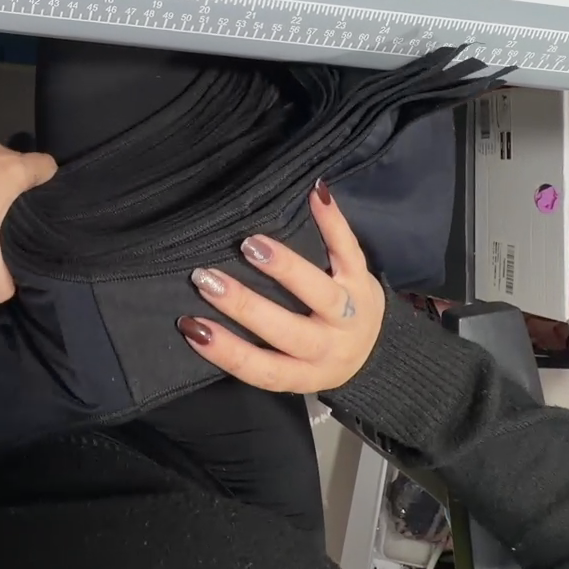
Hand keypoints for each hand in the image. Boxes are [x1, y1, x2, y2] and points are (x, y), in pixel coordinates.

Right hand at [176, 183, 385, 392]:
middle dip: (244, 305)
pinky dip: (333, 223)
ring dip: (285, 267)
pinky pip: (350, 251)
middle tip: (206, 277)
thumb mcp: (288, 363)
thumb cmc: (313, 351)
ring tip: (251, 245)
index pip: (260, 368)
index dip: (226, 350)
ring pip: (320, 293)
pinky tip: (316, 195)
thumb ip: (253, 345)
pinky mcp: (364, 281)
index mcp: (302, 373)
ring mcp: (351, 314)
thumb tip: (197, 317)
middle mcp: (328, 348)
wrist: (379, 352)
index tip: (189, 324)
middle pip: (287, 331)